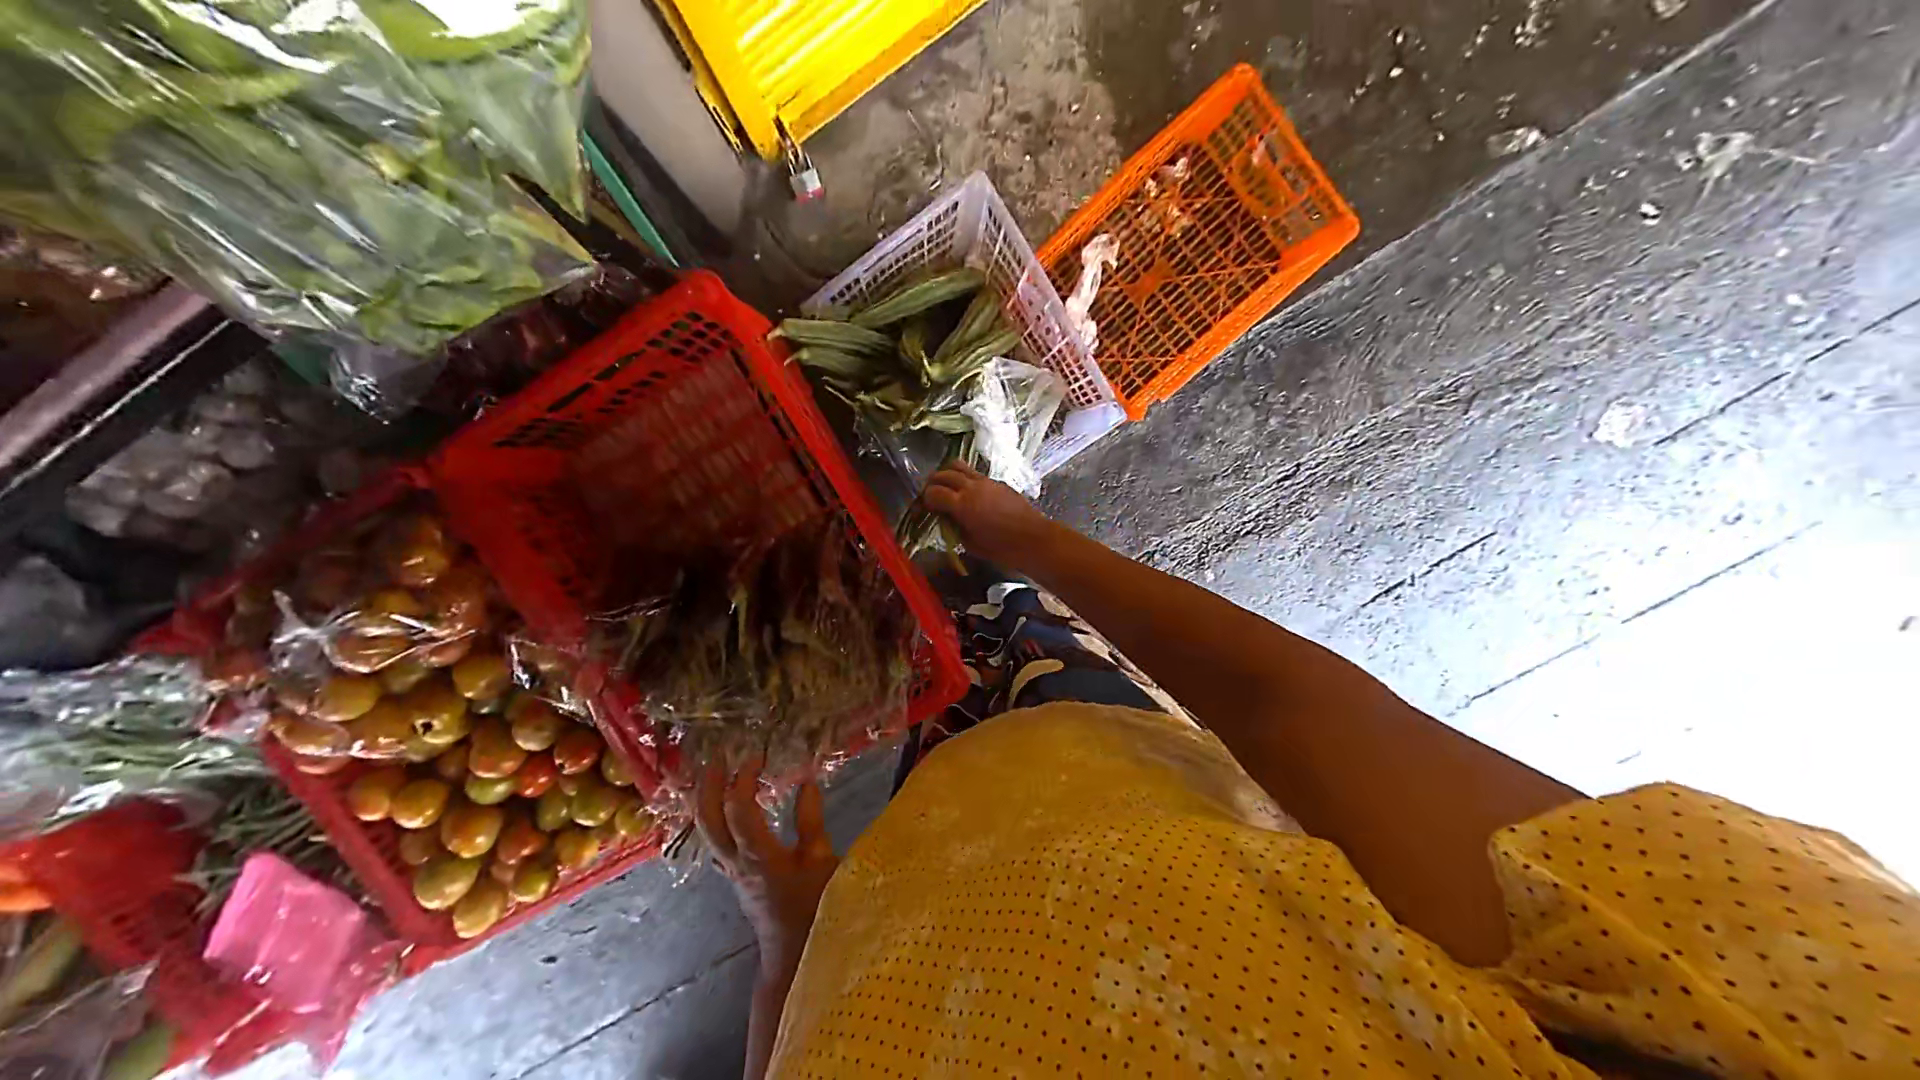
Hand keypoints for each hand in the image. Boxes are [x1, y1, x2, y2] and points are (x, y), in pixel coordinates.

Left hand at [695, 760, 838, 970]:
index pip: (739, 809)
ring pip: (706, 830)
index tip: (758, 756)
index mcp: (758, 856)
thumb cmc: (813, 908)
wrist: (795, 954)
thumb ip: (810, 821)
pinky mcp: (734, 876)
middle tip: (718, 756)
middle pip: (708, 819)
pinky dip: (716, 816)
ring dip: (708, 798)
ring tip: (716, 772)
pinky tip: (724, 806)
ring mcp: (730, 871)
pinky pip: (716, 840)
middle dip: (710, 784)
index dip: (744, 779)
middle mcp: (735, 862)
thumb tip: (806, 782)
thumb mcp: (822, 861)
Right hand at [920, 460, 1062, 569]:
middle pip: (943, 474)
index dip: (925, 499)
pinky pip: (975, 473)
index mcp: (961, 504)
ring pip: (959, 466)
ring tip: (946, 486)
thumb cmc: (1000, 548)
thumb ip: (954, 527)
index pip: (933, 492)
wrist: (1032, 539)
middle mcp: (971, 487)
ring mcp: (985, 481)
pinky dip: (965, 478)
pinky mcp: (997, 482)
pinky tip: (967, 492)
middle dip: (932, 483)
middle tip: (930, 494)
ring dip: (948, 473)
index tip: (924, 507)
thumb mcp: (970, 543)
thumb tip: (946, 519)